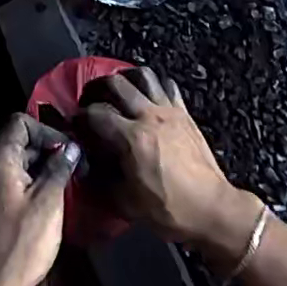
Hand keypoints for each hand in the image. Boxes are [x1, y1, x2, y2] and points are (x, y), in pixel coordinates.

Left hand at [0, 113, 80, 285]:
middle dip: (51, 147)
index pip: (20, 122)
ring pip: (22, 163)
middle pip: (21, 141)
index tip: (68, 149)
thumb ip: (59, 167)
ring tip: (72, 181)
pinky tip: (57, 198)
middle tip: (78, 165)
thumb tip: (72, 145)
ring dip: (46, 166)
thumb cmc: (22, 243)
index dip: (46, 130)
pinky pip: (19, 182)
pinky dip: (38, 182)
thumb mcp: (48, 201)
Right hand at [80, 67, 262, 257]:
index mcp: (131, 138)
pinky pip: (167, 86)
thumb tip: (85, 165)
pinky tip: (148, 96)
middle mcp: (149, 116)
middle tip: (90, 99)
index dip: (80, 116)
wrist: (211, 208)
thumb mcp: (125, 202)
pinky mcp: (185, 113)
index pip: (96, 113)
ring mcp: (170, 111)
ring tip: (118, 89)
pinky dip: (154, 85)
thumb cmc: (168, 209)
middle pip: (116, 84)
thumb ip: (100, 179)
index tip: (75, 124)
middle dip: (97, 88)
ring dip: (126, 78)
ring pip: (144, 75)